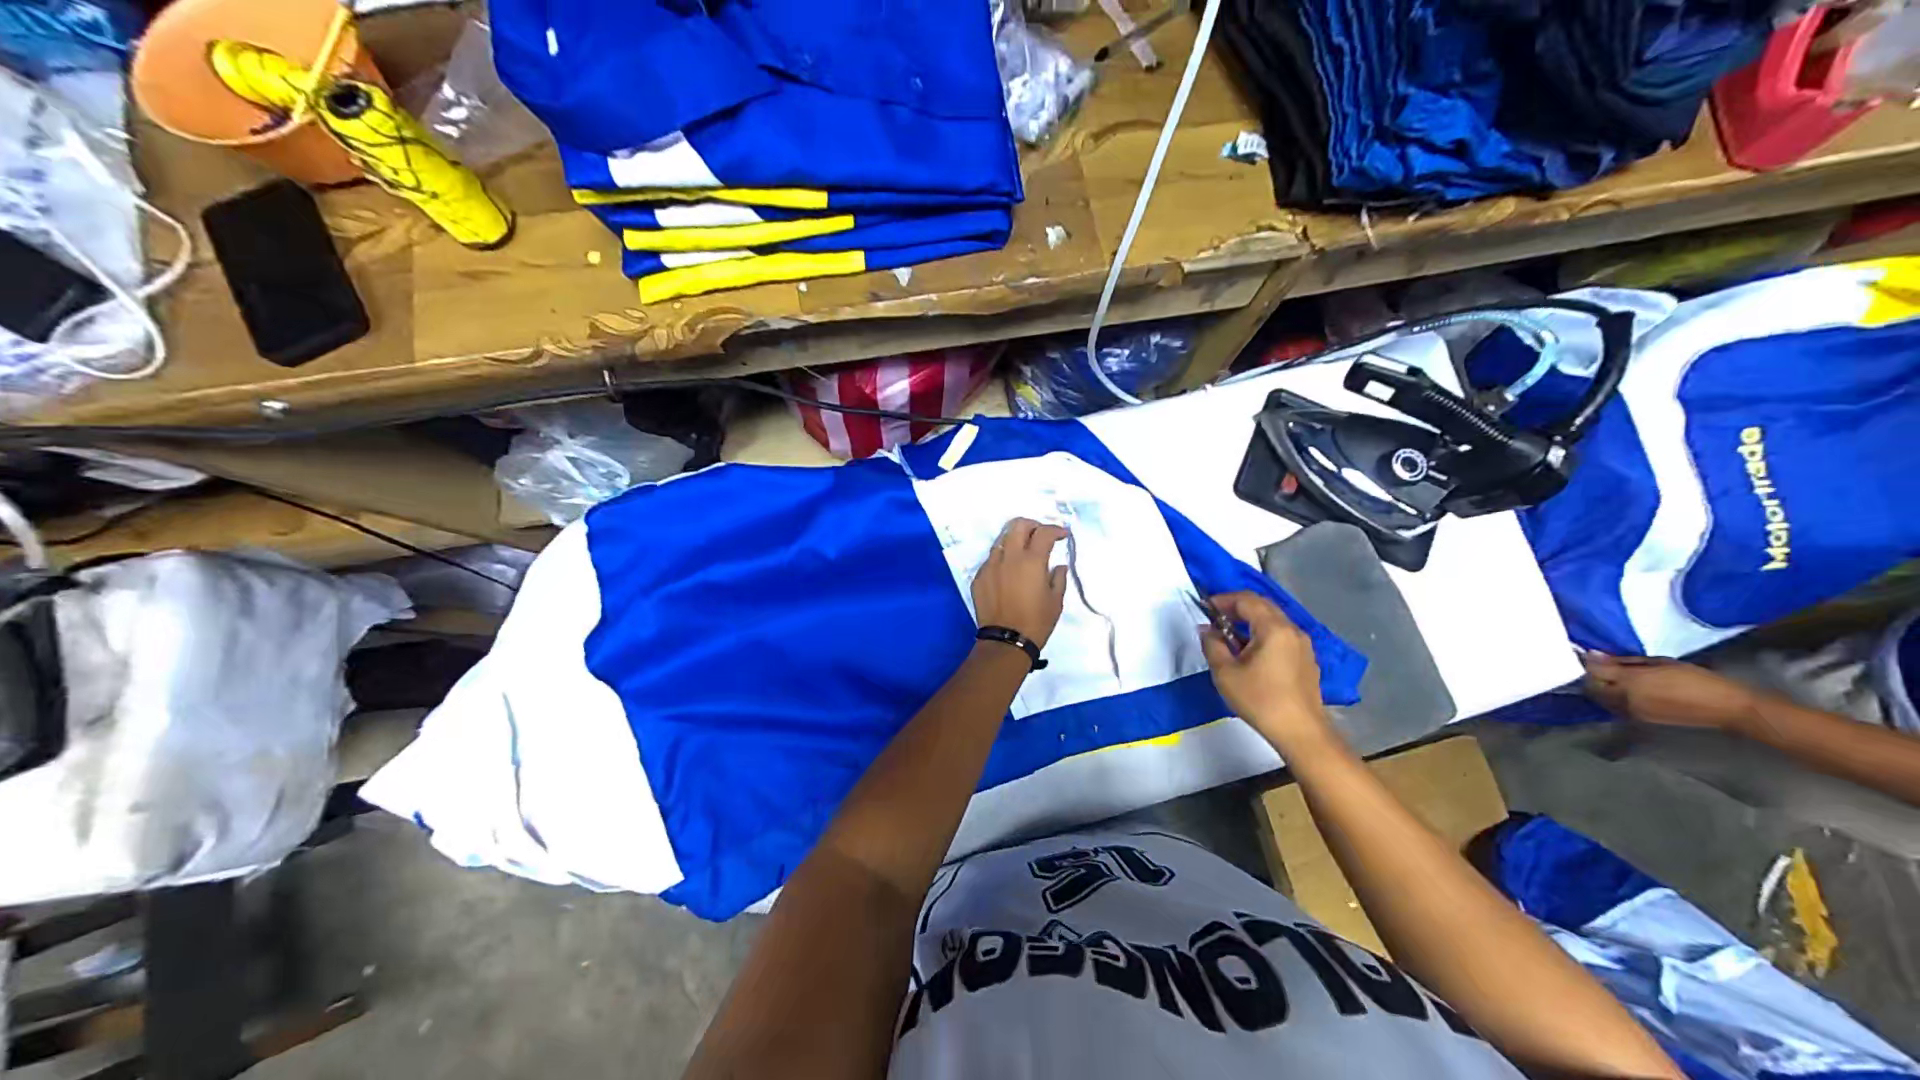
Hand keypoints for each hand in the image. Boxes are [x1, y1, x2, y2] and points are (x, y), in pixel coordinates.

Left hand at [972, 518, 1068, 646]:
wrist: (1006, 641)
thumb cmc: (1037, 622)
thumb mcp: (1056, 601)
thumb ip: (1058, 578)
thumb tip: (1059, 566)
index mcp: (1032, 561)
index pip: (1044, 533)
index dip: (1056, 530)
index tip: (1062, 535)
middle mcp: (1009, 557)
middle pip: (1018, 525)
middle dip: (1032, 525)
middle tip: (1040, 535)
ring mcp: (991, 565)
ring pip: (1002, 539)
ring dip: (1015, 539)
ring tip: (1023, 551)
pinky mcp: (979, 577)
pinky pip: (991, 558)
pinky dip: (1002, 557)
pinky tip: (1008, 570)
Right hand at [1200, 591, 1334, 752]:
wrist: (1300, 731)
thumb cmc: (1259, 699)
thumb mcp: (1225, 672)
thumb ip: (1212, 645)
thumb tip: (1207, 629)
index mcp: (1273, 628)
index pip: (1247, 600)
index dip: (1223, 599)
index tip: (1205, 608)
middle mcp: (1292, 630)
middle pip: (1263, 606)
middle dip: (1237, 608)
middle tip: (1216, 619)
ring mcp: (1304, 645)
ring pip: (1274, 621)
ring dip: (1251, 622)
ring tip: (1231, 638)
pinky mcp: (1307, 660)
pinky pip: (1282, 636)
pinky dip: (1264, 635)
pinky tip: (1252, 655)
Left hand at [1581, 653, 1763, 732]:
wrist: (1727, 707)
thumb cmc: (1696, 678)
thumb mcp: (1660, 662)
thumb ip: (1625, 661)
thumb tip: (1596, 656)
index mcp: (1630, 681)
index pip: (1594, 671)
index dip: (1588, 662)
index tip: (1589, 654)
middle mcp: (1624, 698)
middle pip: (1591, 687)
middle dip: (1591, 676)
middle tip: (1599, 666)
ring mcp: (1630, 711)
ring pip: (1600, 699)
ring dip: (1598, 688)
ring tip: (1609, 677)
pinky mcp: (1639, 720)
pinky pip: (1613, 707)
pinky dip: (1609, 698)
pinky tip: (1620, 690)